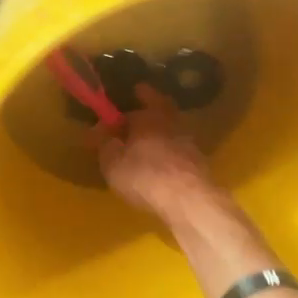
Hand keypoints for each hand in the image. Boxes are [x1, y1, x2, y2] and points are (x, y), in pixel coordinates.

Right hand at [97, 85, 224, 221]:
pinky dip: (167, 154)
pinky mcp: (199, 164)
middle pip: (161, 111)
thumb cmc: (144, 175)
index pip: (143, 96)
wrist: (188, 201)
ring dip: (158, 136)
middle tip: (136, 119)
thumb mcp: (112, 161)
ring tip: (144, 147)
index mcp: (151, 115)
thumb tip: (98, 131)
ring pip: (170, 132)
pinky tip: (158, 166)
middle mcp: (173, 122)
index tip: (128, 97)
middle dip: (149, 112)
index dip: (133, 98)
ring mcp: (190, 143)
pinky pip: (177, 151)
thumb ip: (104, 143)